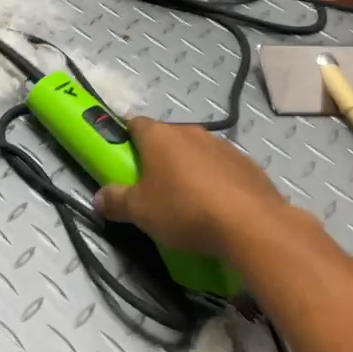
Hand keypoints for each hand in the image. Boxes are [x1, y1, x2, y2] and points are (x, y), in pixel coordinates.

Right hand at [95, 117, 290, 259]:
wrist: (255, 228)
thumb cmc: (185, 211)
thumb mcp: (140, 212)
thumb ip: (116, 201)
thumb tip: (97, 199)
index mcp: (158, 136)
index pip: (134, 123)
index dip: (127, 136)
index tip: (124, 155)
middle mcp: (190, 132)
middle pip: (168, 138)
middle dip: (160, 156)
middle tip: (156, 186)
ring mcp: (223, 147)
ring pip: (198, 152)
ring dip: (192, 168)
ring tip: (192, 201)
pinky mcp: (251, 166)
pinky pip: (226, 169)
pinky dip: (220, 182)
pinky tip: (222, 208)